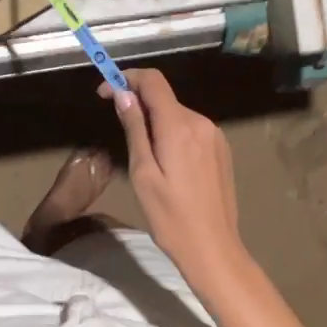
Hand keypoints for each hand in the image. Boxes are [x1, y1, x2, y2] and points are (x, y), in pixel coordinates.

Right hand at [101, 69, 245, 268]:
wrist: (213, 248)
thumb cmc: (170, 217)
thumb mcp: (143, 173)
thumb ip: (135, 128)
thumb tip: (123, 94)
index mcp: (179, 126)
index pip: (153, 81)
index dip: (126, 78)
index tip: (105, 92)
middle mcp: (201, 122)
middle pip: (164, 98)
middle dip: (138, 103)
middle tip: (117, 127)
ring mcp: (215, 136)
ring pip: (177, 114)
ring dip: (155, 121)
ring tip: (141, 154)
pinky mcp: (221, 150)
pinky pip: (190, 130)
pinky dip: (172, 133)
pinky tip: (166, 163)